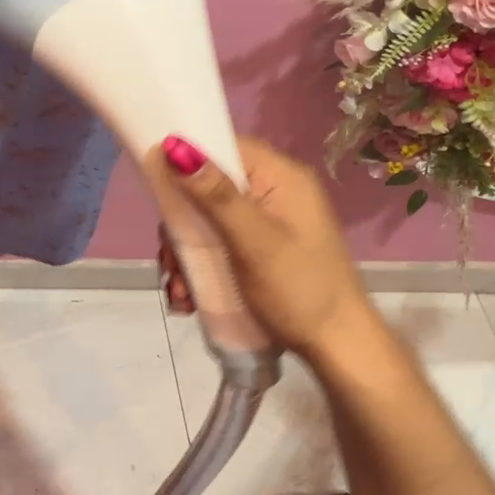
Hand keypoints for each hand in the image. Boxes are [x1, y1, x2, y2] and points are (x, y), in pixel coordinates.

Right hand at [162, 136, 374, 359]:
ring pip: (206, 218)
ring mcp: (267, 222)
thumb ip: (215, 194)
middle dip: (179, 223)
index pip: (224, 145)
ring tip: (179, 288)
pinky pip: (217, 242)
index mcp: (281, 178)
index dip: (185, 158)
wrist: (339, 350)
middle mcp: (274, 192)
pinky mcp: (260, 248)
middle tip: (168, 259)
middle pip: (207, 185)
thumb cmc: (299, 291)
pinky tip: (189, 294)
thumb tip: (174, 145)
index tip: (156, 187)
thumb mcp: (252, 242)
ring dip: (183, 250)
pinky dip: (198, 265)